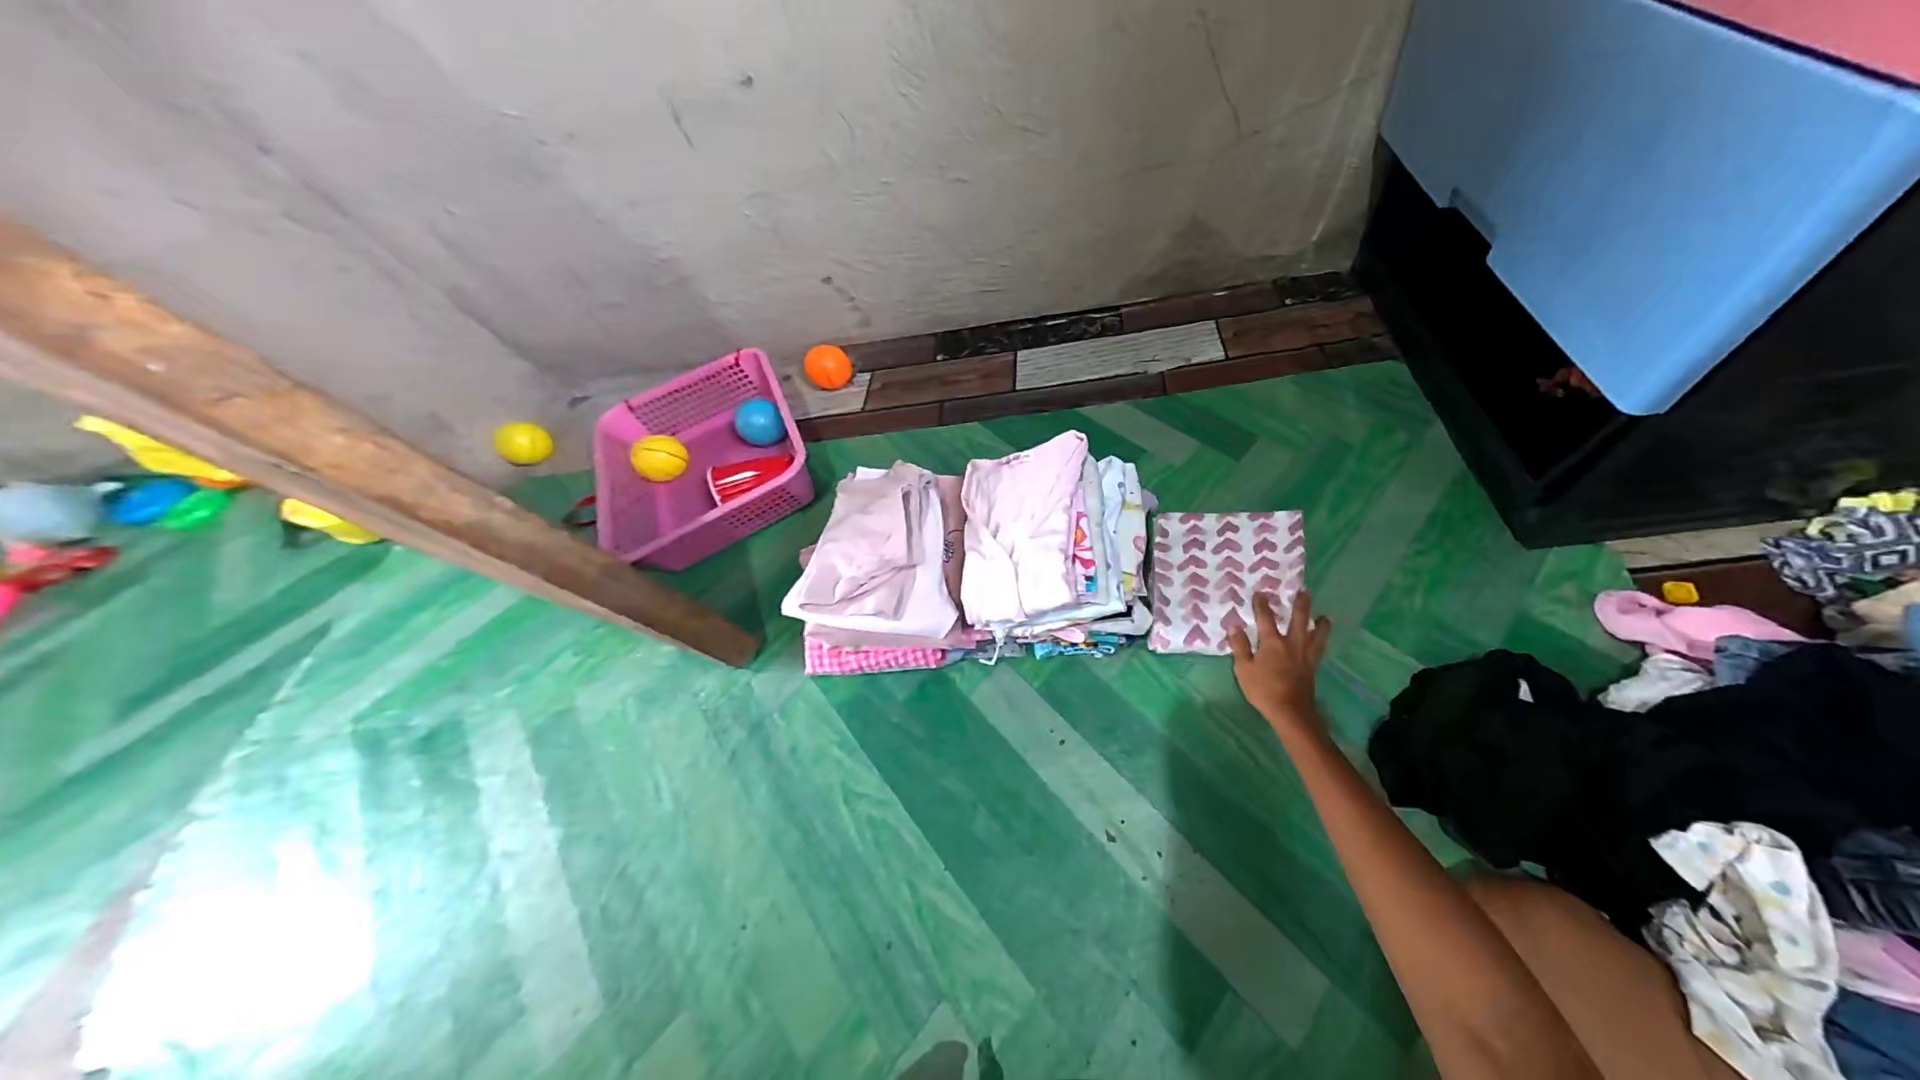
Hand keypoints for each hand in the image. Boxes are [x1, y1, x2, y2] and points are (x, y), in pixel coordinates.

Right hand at [1228, 590, 1330, 728]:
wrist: (1290, 710)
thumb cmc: (1262, 689)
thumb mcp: (1243, 668)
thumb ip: (1239, 645)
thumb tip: (1234, 625)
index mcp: (1272, 642)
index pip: (1266, 617)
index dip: (1262, 604)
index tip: (1261, 592)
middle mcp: (1292, 643)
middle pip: (1299, 619)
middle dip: (1300, 604)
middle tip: (1303, 591)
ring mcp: (1305, 654)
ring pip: (1316, 633)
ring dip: (1319, 622)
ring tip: (1323, 616)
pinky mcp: (1313, 665)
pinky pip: (1320, 647)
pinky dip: (1322, 639)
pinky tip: (1322, 638)